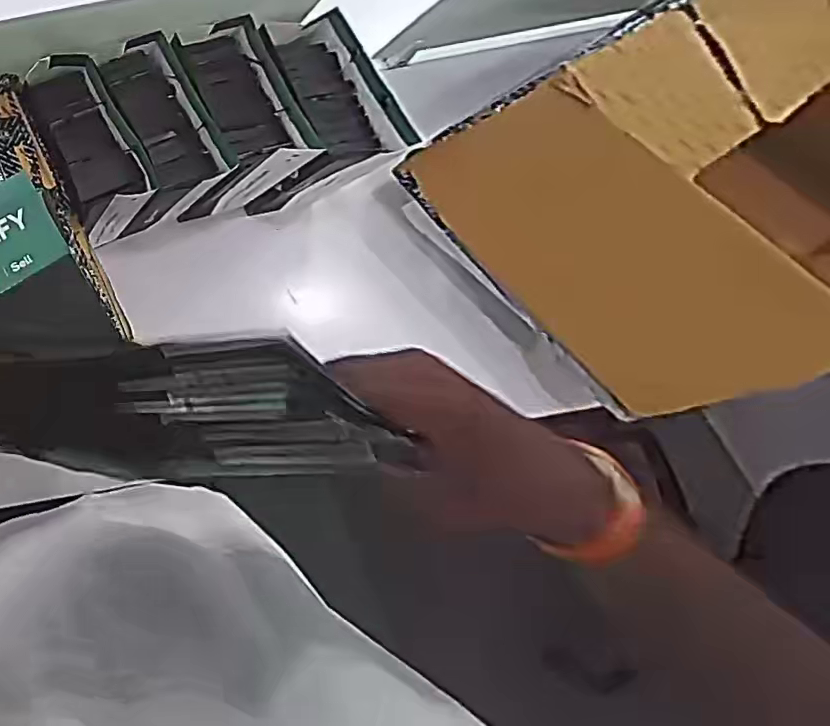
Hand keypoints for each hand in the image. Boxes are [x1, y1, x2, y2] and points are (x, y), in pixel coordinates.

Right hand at [333, 349, 613, 545]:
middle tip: (317, 430)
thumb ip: (373, 468)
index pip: (339, 381)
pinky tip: (364, 418)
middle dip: (324, 398)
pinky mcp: (422, 365)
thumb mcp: (432, 500)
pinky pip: (370, 370)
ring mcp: (420, 362)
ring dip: (340, 394)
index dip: (313, 402)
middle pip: (341, 371)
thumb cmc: (508, 492)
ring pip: (352, 369)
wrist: (563, 483)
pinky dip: (358, 390)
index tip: (300, 424)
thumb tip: (326, 451)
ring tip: (340, 426)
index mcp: (423, 396)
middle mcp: (419, 368)